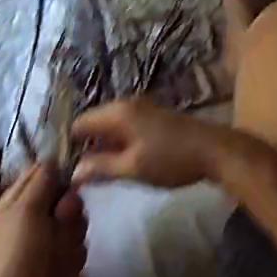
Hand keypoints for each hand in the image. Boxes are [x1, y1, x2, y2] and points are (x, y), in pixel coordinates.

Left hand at [0, 163, 87, 276]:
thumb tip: (54, 157)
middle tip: (61, 220)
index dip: (62, 173)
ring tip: (57, 255)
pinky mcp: (59, 263)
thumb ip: (42, 179)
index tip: (69, 182)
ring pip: (77, 224)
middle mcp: (33, 215)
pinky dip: (72, 260)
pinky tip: (61, 272)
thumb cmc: (16, 255)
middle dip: (70, 211)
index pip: (47, 170)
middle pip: (68, 197)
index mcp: (18, 197)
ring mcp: (47, 241)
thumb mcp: (26, 209)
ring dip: (71, 238)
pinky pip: (78, 249)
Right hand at [69, 99, 237, 188]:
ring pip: (110, 125)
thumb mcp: (133, 168)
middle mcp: (126, 103)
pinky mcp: (152, 117)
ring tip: (94, 171)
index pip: (81, 122)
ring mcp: (141, 108)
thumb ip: (101, 168)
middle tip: (77, 173)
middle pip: (94, 122)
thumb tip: (73, 172)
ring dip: (102, 145)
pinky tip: (117, 161)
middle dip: (85, 145)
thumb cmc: (170, 159)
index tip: (63, 167)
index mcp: (118, 112)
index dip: (70, 143)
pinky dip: (116, 142)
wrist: (213, 151)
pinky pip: (124, 126)